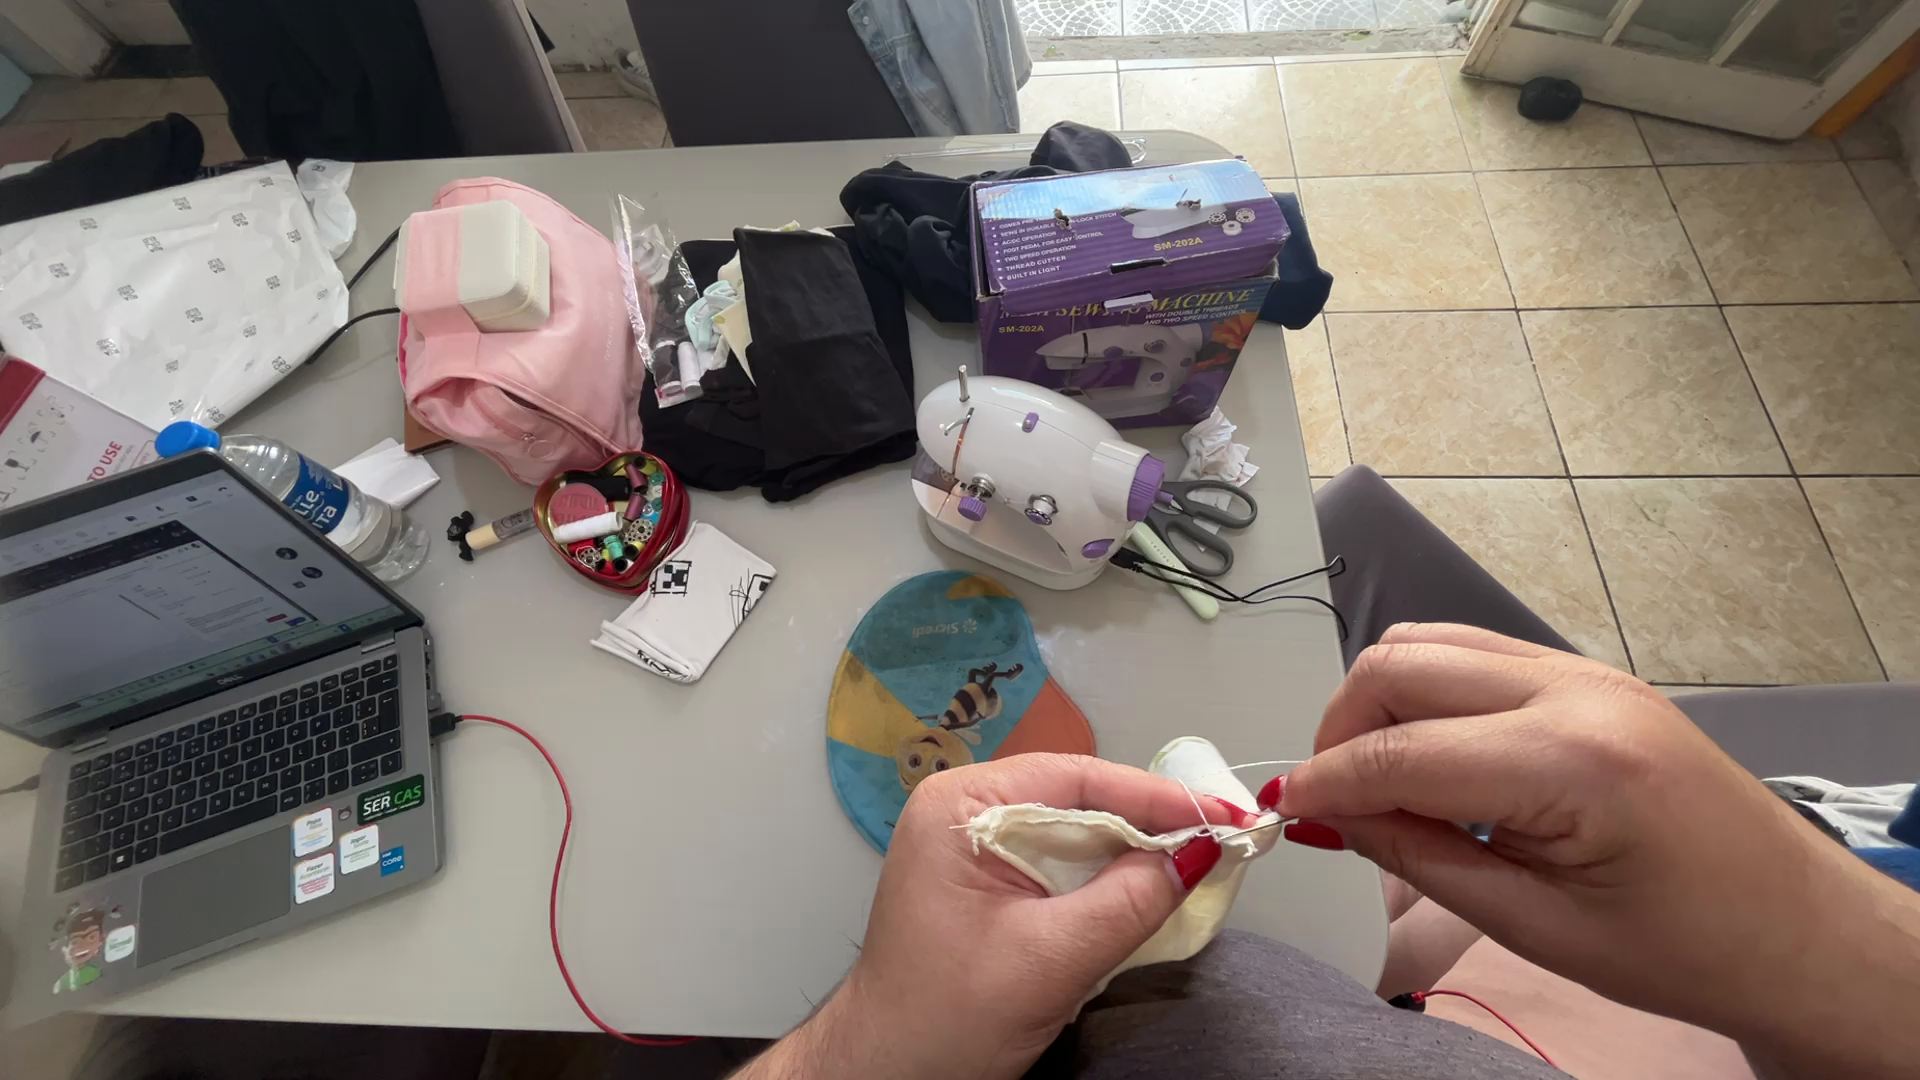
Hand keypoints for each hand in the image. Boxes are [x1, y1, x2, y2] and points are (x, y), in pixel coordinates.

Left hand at [740, 754, 1243, 1079]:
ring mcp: (974, 835)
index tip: (1219, 812)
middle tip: (1219, 832)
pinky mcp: (988, 869)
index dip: (1152, 794)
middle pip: (1074, 794)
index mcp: (960, 804)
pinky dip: (1104, 870)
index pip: (1072, 777)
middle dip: (1146, 818)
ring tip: (1196, 854)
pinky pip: (1058, 854)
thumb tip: (1196, 854)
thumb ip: (1126, 903)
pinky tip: (1145, 882)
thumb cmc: (943, 1020)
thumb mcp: (1047, 961)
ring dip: (1130, 845)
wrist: (882, 1073)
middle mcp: (965, 805)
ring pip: (1070, 824)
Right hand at [1265, 623, 1919, 1076]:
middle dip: (1340, 729)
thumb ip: (1414, 855)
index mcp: (1576, 763)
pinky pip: (1456, 645)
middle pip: (1395, 668)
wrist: (1811, 932)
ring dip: (1371, 699)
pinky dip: (1411, 684)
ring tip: (1374, 766)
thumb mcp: (1535, 925)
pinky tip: (1422, 739)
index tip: (1285, 810)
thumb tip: (1324, 812)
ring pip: (1417, 641)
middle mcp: (1572, 688)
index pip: (1402, 752)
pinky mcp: (1574, 667)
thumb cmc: (1683, 949)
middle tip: (1334, 795)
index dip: (1328, 780)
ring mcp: (1576, 666)